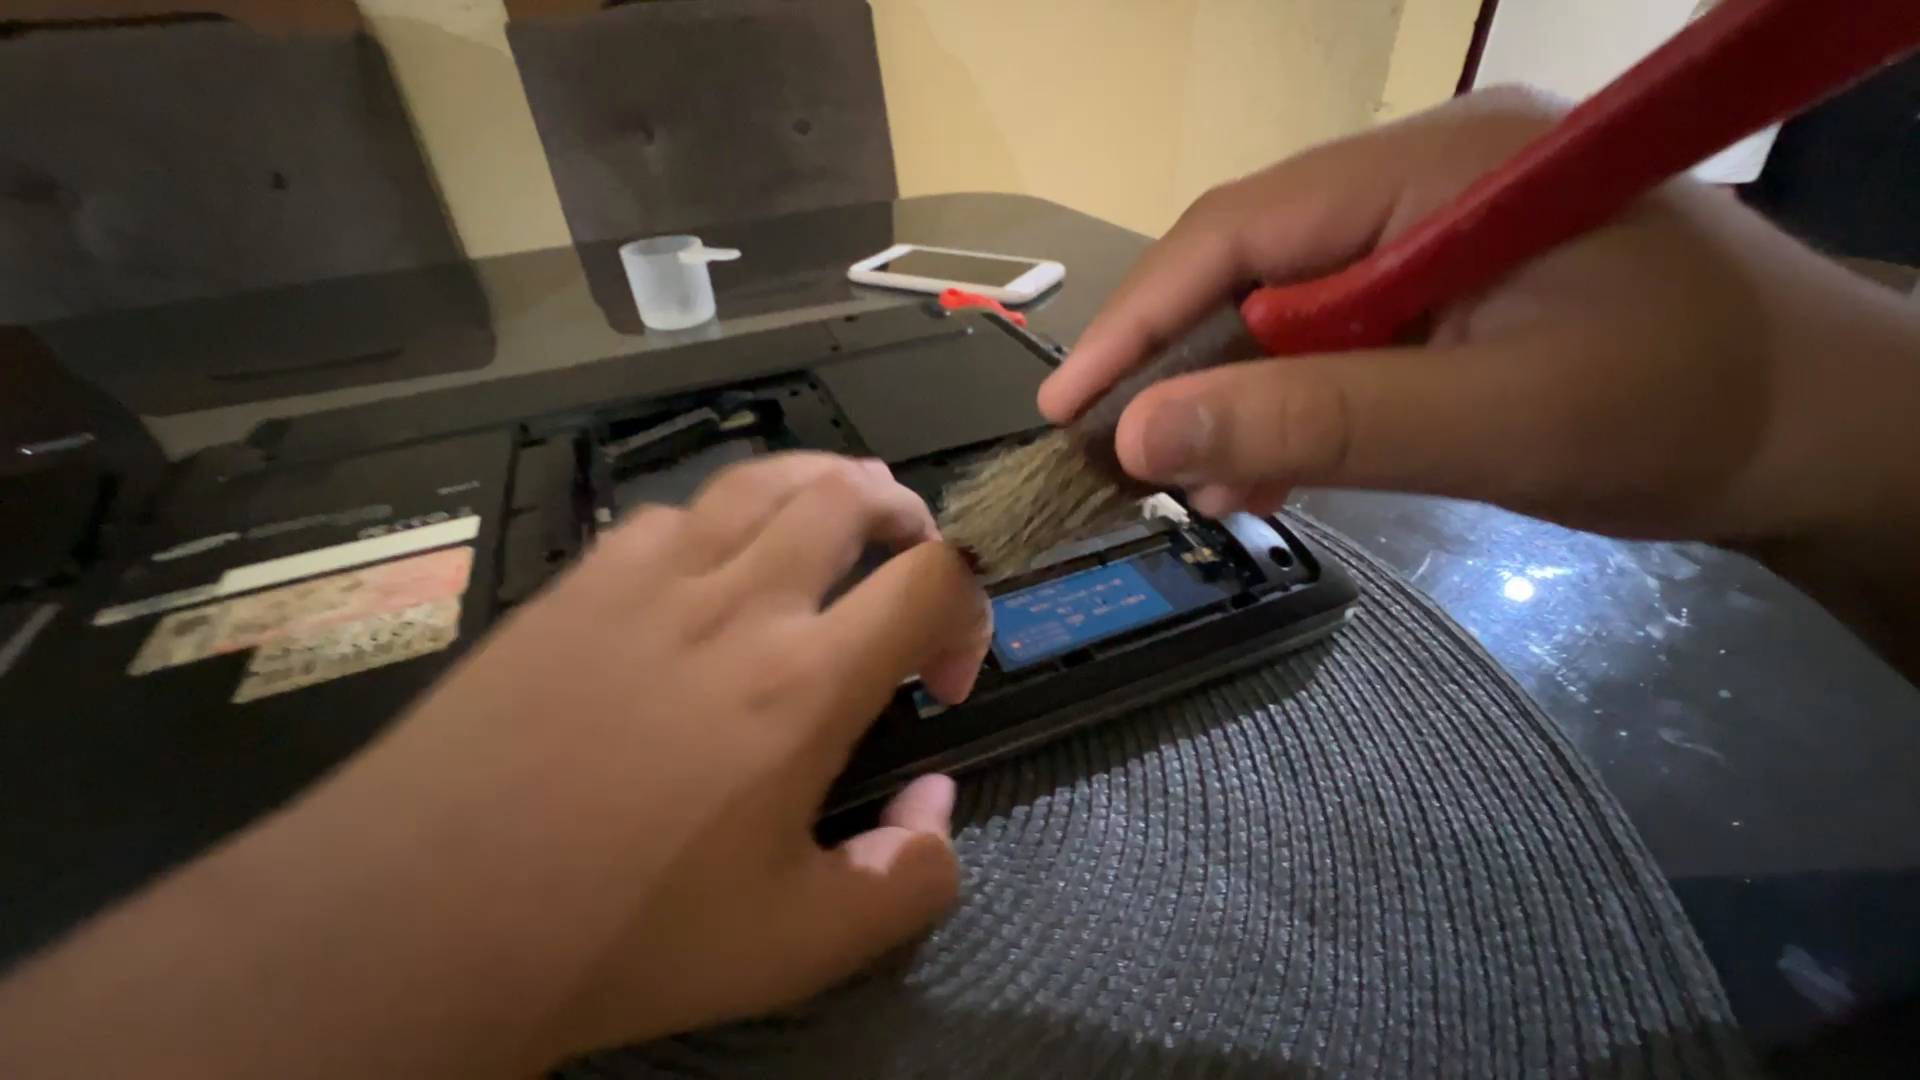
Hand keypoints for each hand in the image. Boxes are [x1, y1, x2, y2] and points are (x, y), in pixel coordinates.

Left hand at [0, 453, 992, 1077]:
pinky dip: (726, 519)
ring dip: (823, 485)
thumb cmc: (624, 933)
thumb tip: (934, 809)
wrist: (418, 919)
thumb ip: (906, 879)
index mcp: (805, 681)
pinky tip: (716, 561)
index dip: (969, 608)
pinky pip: (677, 512)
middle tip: (906, 560)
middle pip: (852, 495)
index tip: (944, 675)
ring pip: (766, 479)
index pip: (933, 577)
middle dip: (904, 516)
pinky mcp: (581, 580)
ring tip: (838, 516)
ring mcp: (652, 578)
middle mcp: (740, 603)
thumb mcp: (798, 945)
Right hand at [1039, 87, 1898, 544]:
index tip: (1065, 403)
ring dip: (1220, 404)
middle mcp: (1411, 187)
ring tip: (1183, 485)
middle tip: (1109, 451)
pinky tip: (1252, 474)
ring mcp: (1415, 244)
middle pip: (1240, 271)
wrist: (1819, 437)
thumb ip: (1314, 422)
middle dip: (1169, 369)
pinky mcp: (1423, 299)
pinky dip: (1274, 416)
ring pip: (1268, 319)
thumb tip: (1141, 437)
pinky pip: (1314, 351)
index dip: (1136, 317)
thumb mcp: (1490, 421)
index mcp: (1433, 171)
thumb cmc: (1680, 413)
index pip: (1237, 231)